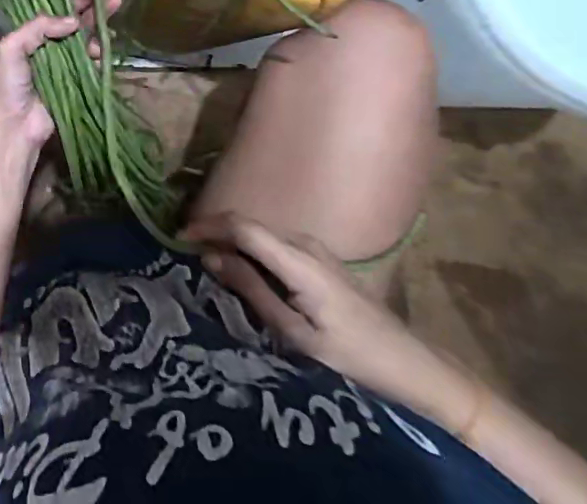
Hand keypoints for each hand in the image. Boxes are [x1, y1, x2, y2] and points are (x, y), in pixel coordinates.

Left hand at [0, 0, 122, 187]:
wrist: (15, 127)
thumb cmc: (8, 86)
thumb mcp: (11, 48)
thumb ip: (38, 27)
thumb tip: (74, 22)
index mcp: (30, 35)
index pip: (55, 10)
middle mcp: (48, 46)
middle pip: (76, 23)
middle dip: (94, 10)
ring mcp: (64, 65)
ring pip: (87, 41)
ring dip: (98, 32)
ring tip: (107, 28)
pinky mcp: (78, 83)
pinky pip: (92, 64)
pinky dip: (100, 56)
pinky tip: (103, 51)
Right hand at [182, 213, 478, 426]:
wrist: (407, 362)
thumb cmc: (351, 355)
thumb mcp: (295, 333)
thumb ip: (252, 291)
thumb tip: (211, 257)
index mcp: (299, 261)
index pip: (244, 227)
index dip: (209, 226)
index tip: (178, 237)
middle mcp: (305, 243)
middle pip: (250, 224)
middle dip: (215, 231)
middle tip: (184, 250)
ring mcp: (314, 247)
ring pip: (260, 232)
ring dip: (231, 240)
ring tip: (203, 258)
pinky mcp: (317, 257)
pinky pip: (273, 242)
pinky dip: (249, 248)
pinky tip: (237, 266)